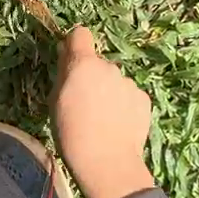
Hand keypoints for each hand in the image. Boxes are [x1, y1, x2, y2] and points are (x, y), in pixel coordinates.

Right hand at [51, 26, 156, 197]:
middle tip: (85, 104)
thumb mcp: (55, 102)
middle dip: (92, 77)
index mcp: (83, 65)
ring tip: (103, 120)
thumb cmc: (71, 133)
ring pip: (114, 81)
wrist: (107, 162)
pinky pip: (129, 96)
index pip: (80, 35)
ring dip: (109, 92)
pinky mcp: (144, 98)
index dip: (75, 45)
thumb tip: (65, 53)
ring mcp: (128, 82)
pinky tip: (118, 126)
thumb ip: (63, 74)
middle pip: (98, 64)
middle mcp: (109, 67)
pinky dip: (124, 106)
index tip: (71, 60)